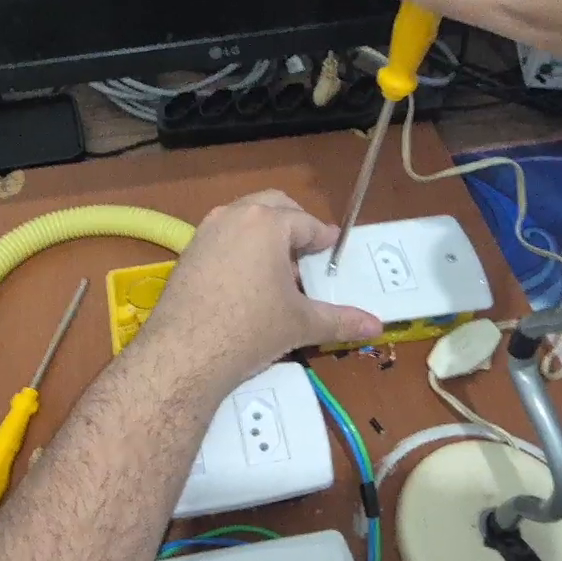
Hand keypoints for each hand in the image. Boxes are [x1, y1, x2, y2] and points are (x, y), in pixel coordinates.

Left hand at [131, 191, 380, 393]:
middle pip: (274, 207)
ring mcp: (206, 230)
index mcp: (267, 222)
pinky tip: (247, 281)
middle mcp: (235, 215)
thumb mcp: (301, 323)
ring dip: (266, 234)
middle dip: (295, 225)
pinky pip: (223, 236)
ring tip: (279, 270)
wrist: (184, 353)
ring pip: (245, 218)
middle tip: (308, 255)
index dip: (324, 239)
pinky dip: (240, 246)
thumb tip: (377, 325)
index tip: (334, 253)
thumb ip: (341, 319)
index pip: (307, 223)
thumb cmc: (250, 329)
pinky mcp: (187, 250)